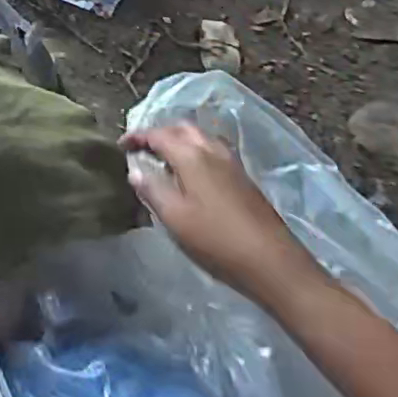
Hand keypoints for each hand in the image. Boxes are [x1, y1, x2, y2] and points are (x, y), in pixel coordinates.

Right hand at [119, 124, 326, 306]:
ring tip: (164, 159)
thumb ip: (151, 189)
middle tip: (142, 148)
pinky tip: (191, 175)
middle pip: (182, 128)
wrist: (277, 268)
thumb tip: (134, 169)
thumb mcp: (174, 217)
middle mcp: (213, 152)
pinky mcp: (245, 181)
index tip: (120, 146)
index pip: (158, 134)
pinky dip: (195, 152)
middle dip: (160, 133)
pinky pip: (213, 152)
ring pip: (201, 138)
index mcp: (192, 156)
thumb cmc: (218, 241)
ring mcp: (233, 165)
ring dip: (180, 141)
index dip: (136, 137)